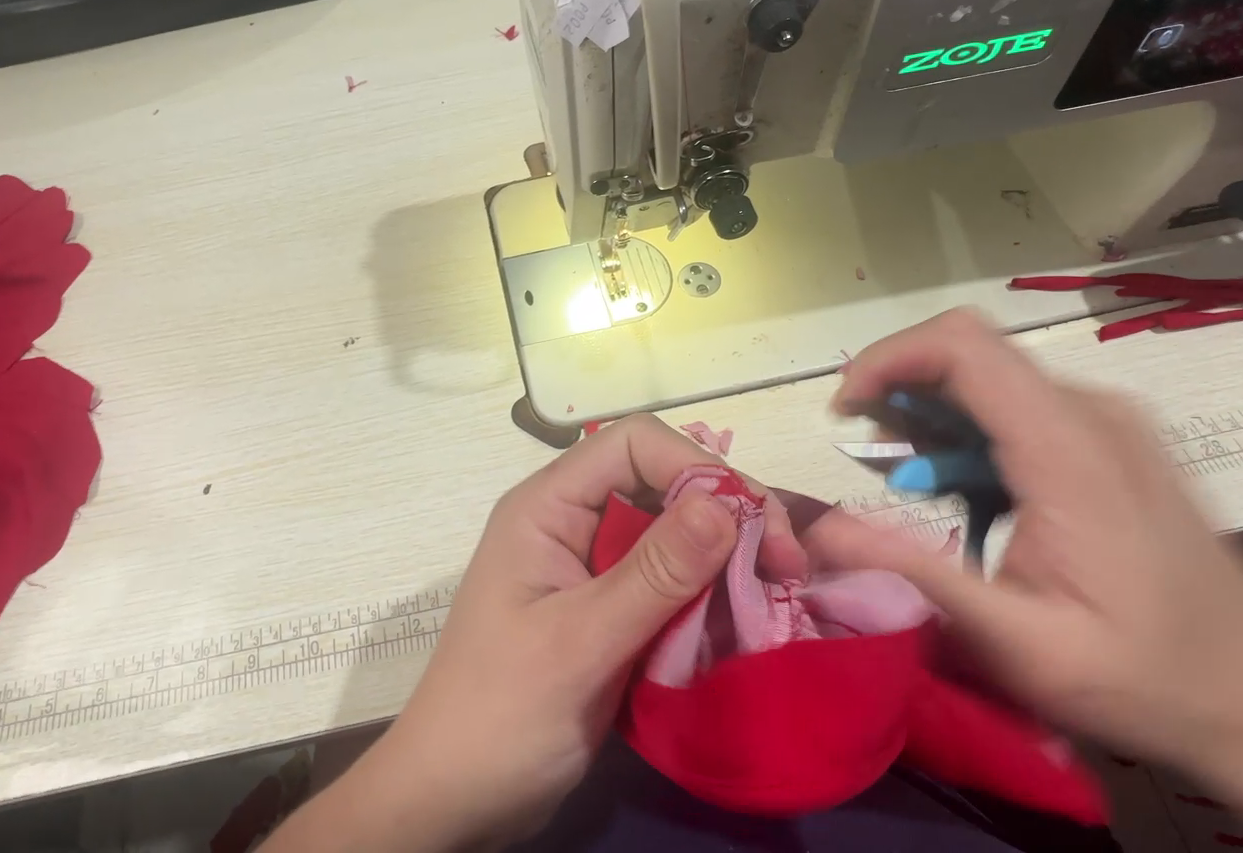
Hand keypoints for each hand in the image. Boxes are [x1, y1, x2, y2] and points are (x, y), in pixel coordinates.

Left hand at [265, 414, 804, 851]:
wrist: (458, 797)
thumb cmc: (502, 714)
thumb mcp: (580, 642)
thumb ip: (654, 574)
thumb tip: (725, 503)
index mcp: (546, 506)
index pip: (631, 444)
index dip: (697, 467)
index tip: (753, 523)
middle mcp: (571, 521)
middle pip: (661, 482)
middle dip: (725, 512)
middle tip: (784, 565)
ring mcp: (590, 567)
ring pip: (673, 533)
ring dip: (725, 557)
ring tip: (781, 591)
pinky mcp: (608, 610)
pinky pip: (670, 581)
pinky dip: (711, 594)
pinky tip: (747, 618)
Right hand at [806, 309, 1242, 769]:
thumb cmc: (1144, 677)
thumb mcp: (1016, 642)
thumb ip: (912, 571)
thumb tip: (813, 525)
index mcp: (1069, 451)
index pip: (962, 347)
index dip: (887, 360)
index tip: (844, 414)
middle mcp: (1093, 414)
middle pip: (969, 351)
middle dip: (898, 387)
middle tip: (867, 456)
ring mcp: (1108, 423)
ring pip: (990, 374)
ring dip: (929, 412)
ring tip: (909, 481)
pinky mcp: (1112, 440)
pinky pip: (1018, 402)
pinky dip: (965, 430)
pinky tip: (962, 489)